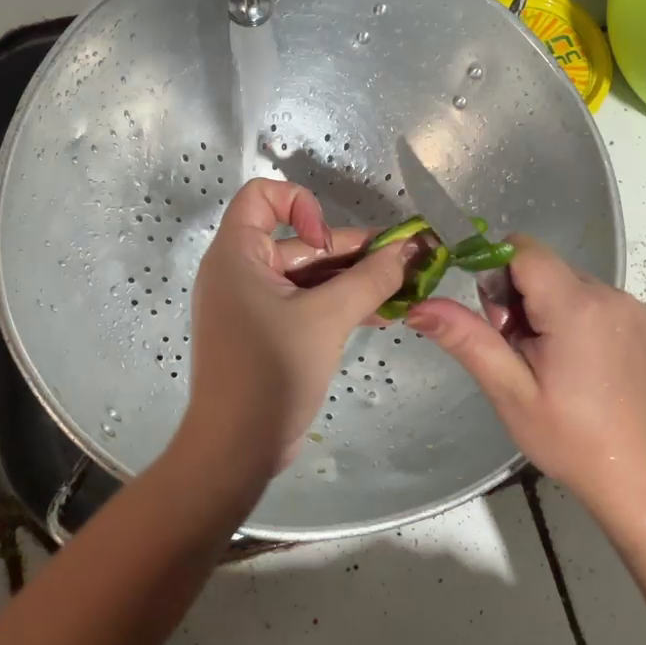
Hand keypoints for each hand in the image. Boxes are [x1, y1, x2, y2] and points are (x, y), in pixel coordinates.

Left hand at [183, 180, 414, 471]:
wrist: (235, 447)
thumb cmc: (270, 373)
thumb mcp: (326, 320)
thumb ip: (370, 280)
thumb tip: (410, 250)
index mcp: (236, 256)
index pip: (262, 196)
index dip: (301, 205)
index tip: (328, 243)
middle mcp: (239, 273)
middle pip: (298, 241)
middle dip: (351, 250)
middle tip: (407, 260)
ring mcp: (251, 306)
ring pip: (307, 277)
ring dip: (352, 280)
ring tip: (405, 288)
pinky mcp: (265, 335)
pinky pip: (304, 305)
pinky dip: (338, 305)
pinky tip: (381, 313)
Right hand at [405, 237, 645, 517]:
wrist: (640, 476)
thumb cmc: (570, 439)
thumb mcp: (508, 391)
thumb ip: (466, 339)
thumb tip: (419, 306)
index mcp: (576, 307)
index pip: (522, 250)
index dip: (495, 273)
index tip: (493, 319)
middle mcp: (611, 295)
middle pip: (544, 266)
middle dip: (518, 297)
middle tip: (516, 353)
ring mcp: (633, 309)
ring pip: (568, 283)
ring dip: (545, 309)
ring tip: (546, 364)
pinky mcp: (644, 325)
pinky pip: (594, 301)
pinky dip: (573, 319)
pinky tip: (574, 366)